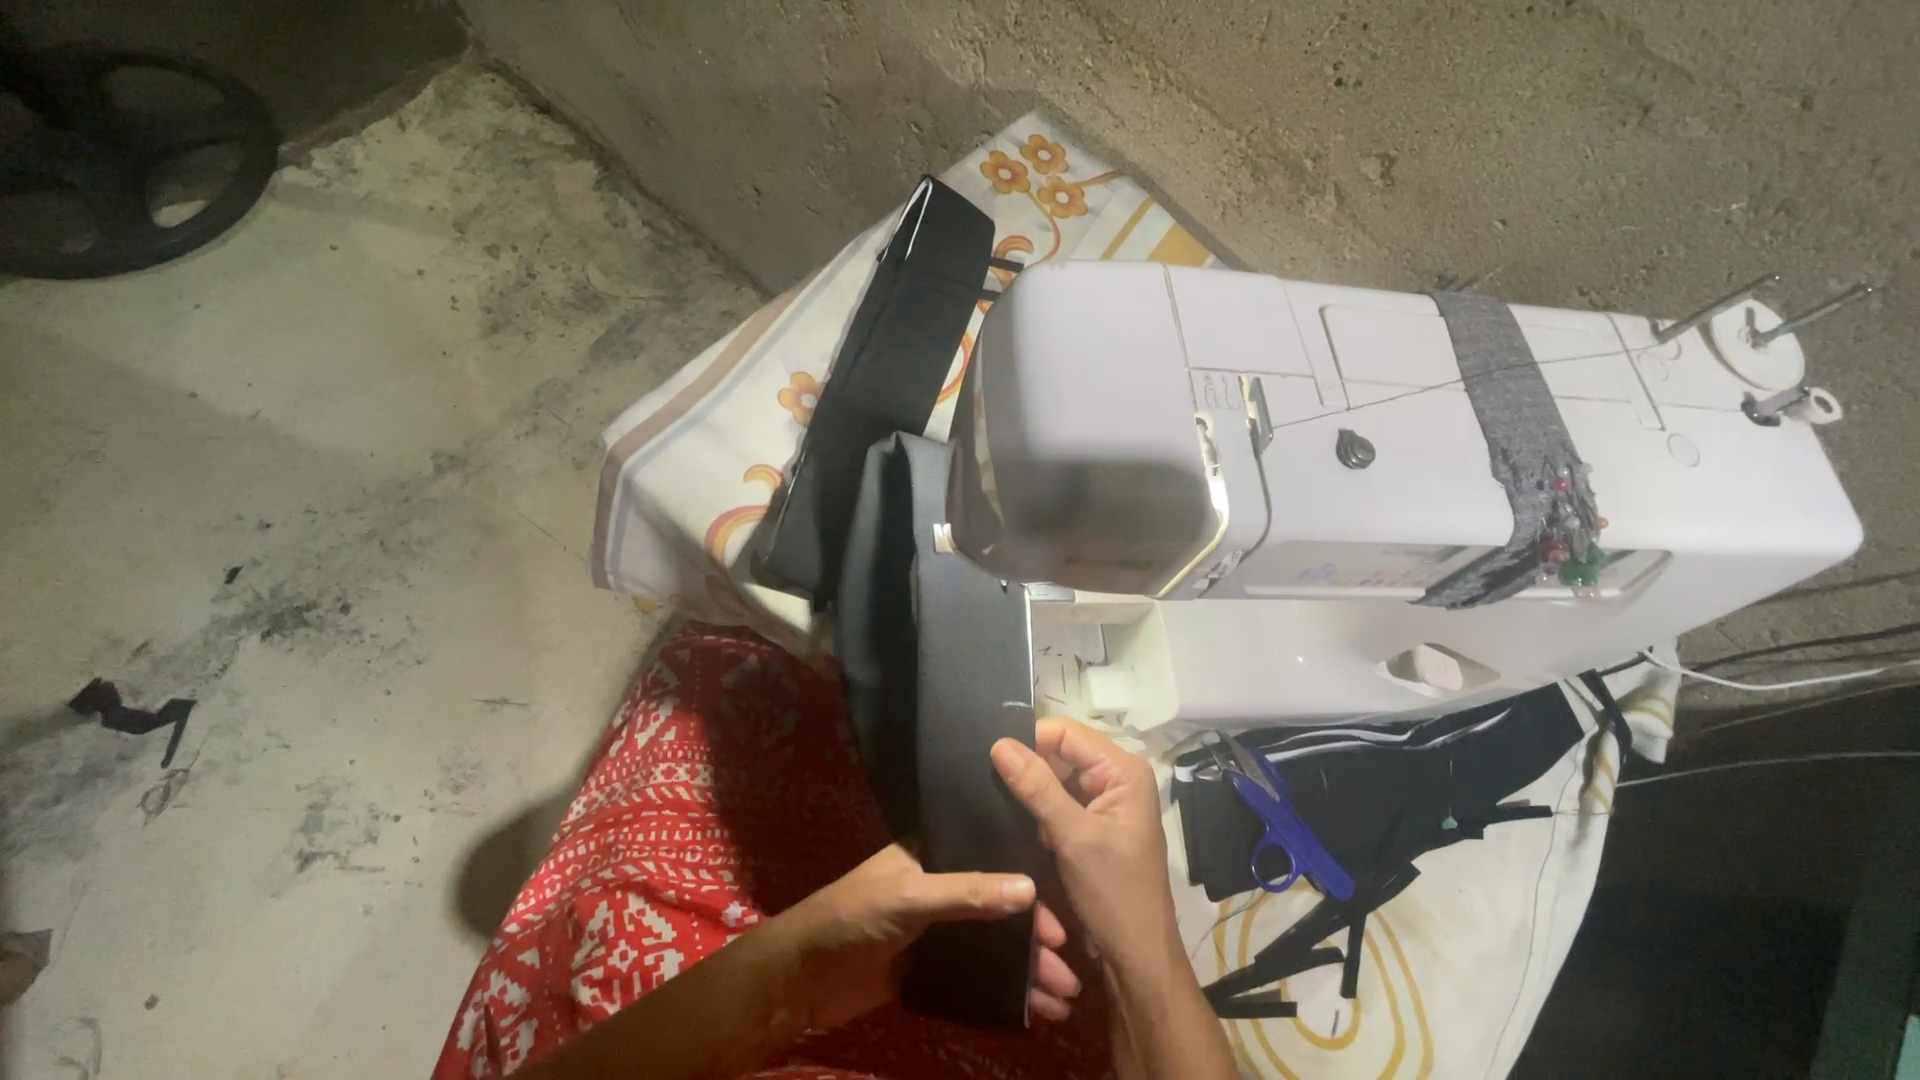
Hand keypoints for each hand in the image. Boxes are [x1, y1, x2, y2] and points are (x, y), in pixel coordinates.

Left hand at [766, 843, 1083, 1030]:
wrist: (800, 976)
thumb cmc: (853, 916)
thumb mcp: (911, 896)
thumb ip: (968, 893)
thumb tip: (1031, 890)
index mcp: (933, 853)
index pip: (993, 862)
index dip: (1028, 889)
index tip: (1058, 924)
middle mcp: (940, 887)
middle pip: (999, 910)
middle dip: (1034, 941)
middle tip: (1067, 972)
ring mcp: (935, 930)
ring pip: (991, 945)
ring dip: (1024, 969)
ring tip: (1061, 999)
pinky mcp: (928, 967)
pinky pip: (975, 975)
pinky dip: (1003, 988)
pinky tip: (1032, 1008)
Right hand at [990, 718, 1177, 974]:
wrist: (1137, 957)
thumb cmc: (1114, 894)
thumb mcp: (1073, 838)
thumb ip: (1037, 788)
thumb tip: (999, 744)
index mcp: (1123, 771)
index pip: (1067, 733)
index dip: (1030, 740)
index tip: (990, 756)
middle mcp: (1116, 778)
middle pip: (1060, 753)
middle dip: (1028, 767)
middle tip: (985, 779)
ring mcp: (1104, 802)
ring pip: (1055, 778)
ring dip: (1030, 791)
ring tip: (993, 798)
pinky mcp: (1091, 825)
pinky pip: (1057, 803)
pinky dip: (1037, 811)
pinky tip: (1013, 819)